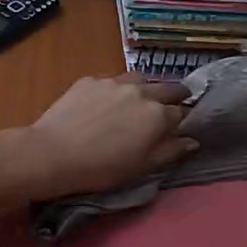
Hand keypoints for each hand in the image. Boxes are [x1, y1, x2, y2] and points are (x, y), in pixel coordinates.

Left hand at [22, 75, 195, 198]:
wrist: (54, 152)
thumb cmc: (102, 168)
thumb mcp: (142, 167)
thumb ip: (170, 151)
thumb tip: (192, 140)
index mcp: (158, 115)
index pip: (182, 112)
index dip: (184, 119)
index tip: (181, 124)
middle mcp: (141, 92)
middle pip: (167, 88)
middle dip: (174, 95)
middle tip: (173, 103)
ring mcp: (114, 82)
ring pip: (140, 79)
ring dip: (147, 86)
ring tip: (143, 97)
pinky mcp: (90, 80)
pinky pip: (111, 80)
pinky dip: (117, 88)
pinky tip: (109, 99)